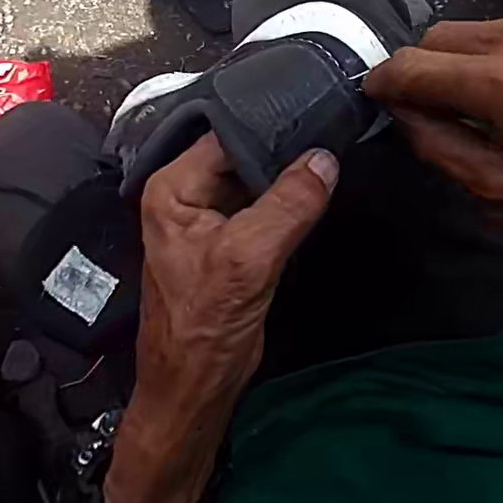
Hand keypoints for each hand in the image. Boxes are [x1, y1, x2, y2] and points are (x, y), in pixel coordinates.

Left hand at [105, 135, 336, 502]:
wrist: (196, 389)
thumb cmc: (204, 328)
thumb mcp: (247, 260)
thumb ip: (287, 206)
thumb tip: (324, 159)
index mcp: (173, 188)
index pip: (225, 136)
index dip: (268, 125)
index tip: (312, 113)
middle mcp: (187, 194)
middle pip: (241, 154)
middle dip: (282, 147)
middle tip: (328, 129)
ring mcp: (211, 217)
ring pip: (256, 179)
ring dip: (288, 173)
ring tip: (329, 153)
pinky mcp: (233, 238)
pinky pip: (265, 204)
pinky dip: (289, 198)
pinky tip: (317, 188)